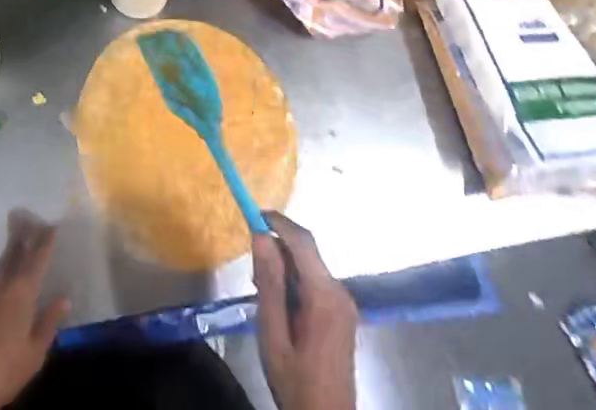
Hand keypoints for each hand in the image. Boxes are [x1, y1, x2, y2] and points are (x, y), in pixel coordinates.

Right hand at [251, 213, 357, 409]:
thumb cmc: (295, 381)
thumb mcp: (273, 333)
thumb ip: (269, 283)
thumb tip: (261, 237)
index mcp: (325, 295)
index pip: (302, 241)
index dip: (278, 222)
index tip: (253, 214)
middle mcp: (340, 292)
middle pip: (306, 252)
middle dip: (278, 247)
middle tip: (251, 266)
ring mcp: (344, 304)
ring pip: (309, 267)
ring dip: (284, 266)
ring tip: (260, 289)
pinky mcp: (342, 314)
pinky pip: (316, 283)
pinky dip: (294, 281)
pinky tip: (279, 303)